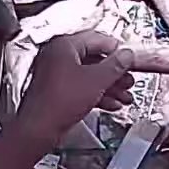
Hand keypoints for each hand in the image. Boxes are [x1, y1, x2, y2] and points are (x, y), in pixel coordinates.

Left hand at [15, 30, 134, 143]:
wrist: (39, 129)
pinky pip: (81, 88)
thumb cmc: (57, 102)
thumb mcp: (96, 80)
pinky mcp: (56, 92)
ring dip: (109, 86)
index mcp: (63, 46)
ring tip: (124, 95)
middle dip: (114, 72)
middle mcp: (57, 57)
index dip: (116, 49)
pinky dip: (97, 95)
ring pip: (89, 76)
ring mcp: (55, 75)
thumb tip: (125, 55)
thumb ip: (115, 65)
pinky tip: (111, 104)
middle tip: (128, 79)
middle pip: (93, 59)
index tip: (129, 57)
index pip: (96, 39)